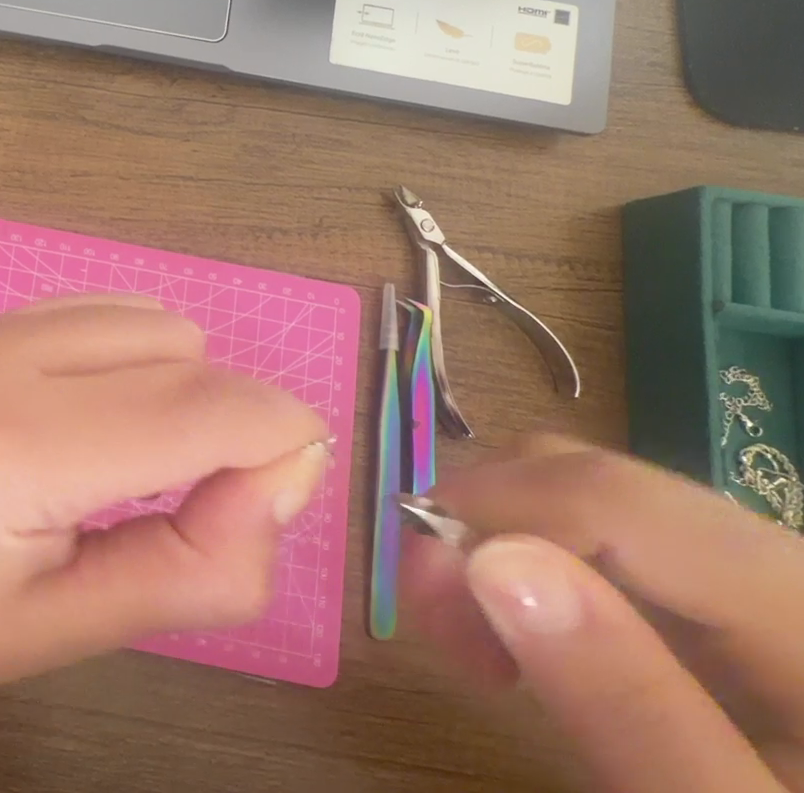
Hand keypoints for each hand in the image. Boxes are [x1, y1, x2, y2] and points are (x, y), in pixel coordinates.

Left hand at [0, 293, 328, 697]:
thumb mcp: (75, 627)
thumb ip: (201, 564)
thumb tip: (285, 471)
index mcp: (9, 454)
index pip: (202, 408)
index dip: (278, 443)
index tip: (269, 501)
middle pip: (181, 353)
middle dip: (223, 424)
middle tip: (179, 505)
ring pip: (142, 320)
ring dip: (172, 385)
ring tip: (123, 464)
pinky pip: (87, 312)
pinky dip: (124, 357)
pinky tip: (88, 419)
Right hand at [403, 436, 803, 791]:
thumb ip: (627, 703)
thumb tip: (488, 561)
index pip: (611, 499)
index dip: (485, 513)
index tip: (416, 596)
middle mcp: (787, 566)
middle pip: (591, 480)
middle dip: (480, 524)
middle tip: (440, 623)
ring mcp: (761, 580)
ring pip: (586, 502)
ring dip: (495, 544)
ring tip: (476, 641)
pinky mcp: (728, 603)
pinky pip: (607, 544)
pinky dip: (534, 570)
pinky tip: (528, 640)